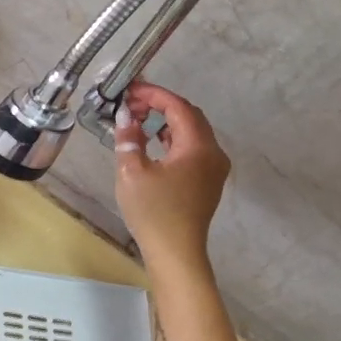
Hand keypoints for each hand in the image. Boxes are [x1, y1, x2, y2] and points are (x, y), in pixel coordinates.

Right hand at [112, 82, 229, 265]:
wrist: (175, 250)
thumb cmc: (153, 211)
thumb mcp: (132, 173)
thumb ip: (129, 140)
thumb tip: (126, 117)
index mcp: (198, 147)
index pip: (179, 108)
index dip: (155, 95)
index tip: (131, 89)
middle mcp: (213, 153)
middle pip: (190, 117)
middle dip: (162, 106)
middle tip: (132, 105)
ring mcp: (214, 168)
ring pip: (192, 133)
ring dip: (167, 122)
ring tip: (138, 122)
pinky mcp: (208, 181)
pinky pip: (193, 149)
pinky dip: (173, 139)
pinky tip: (153, 144)